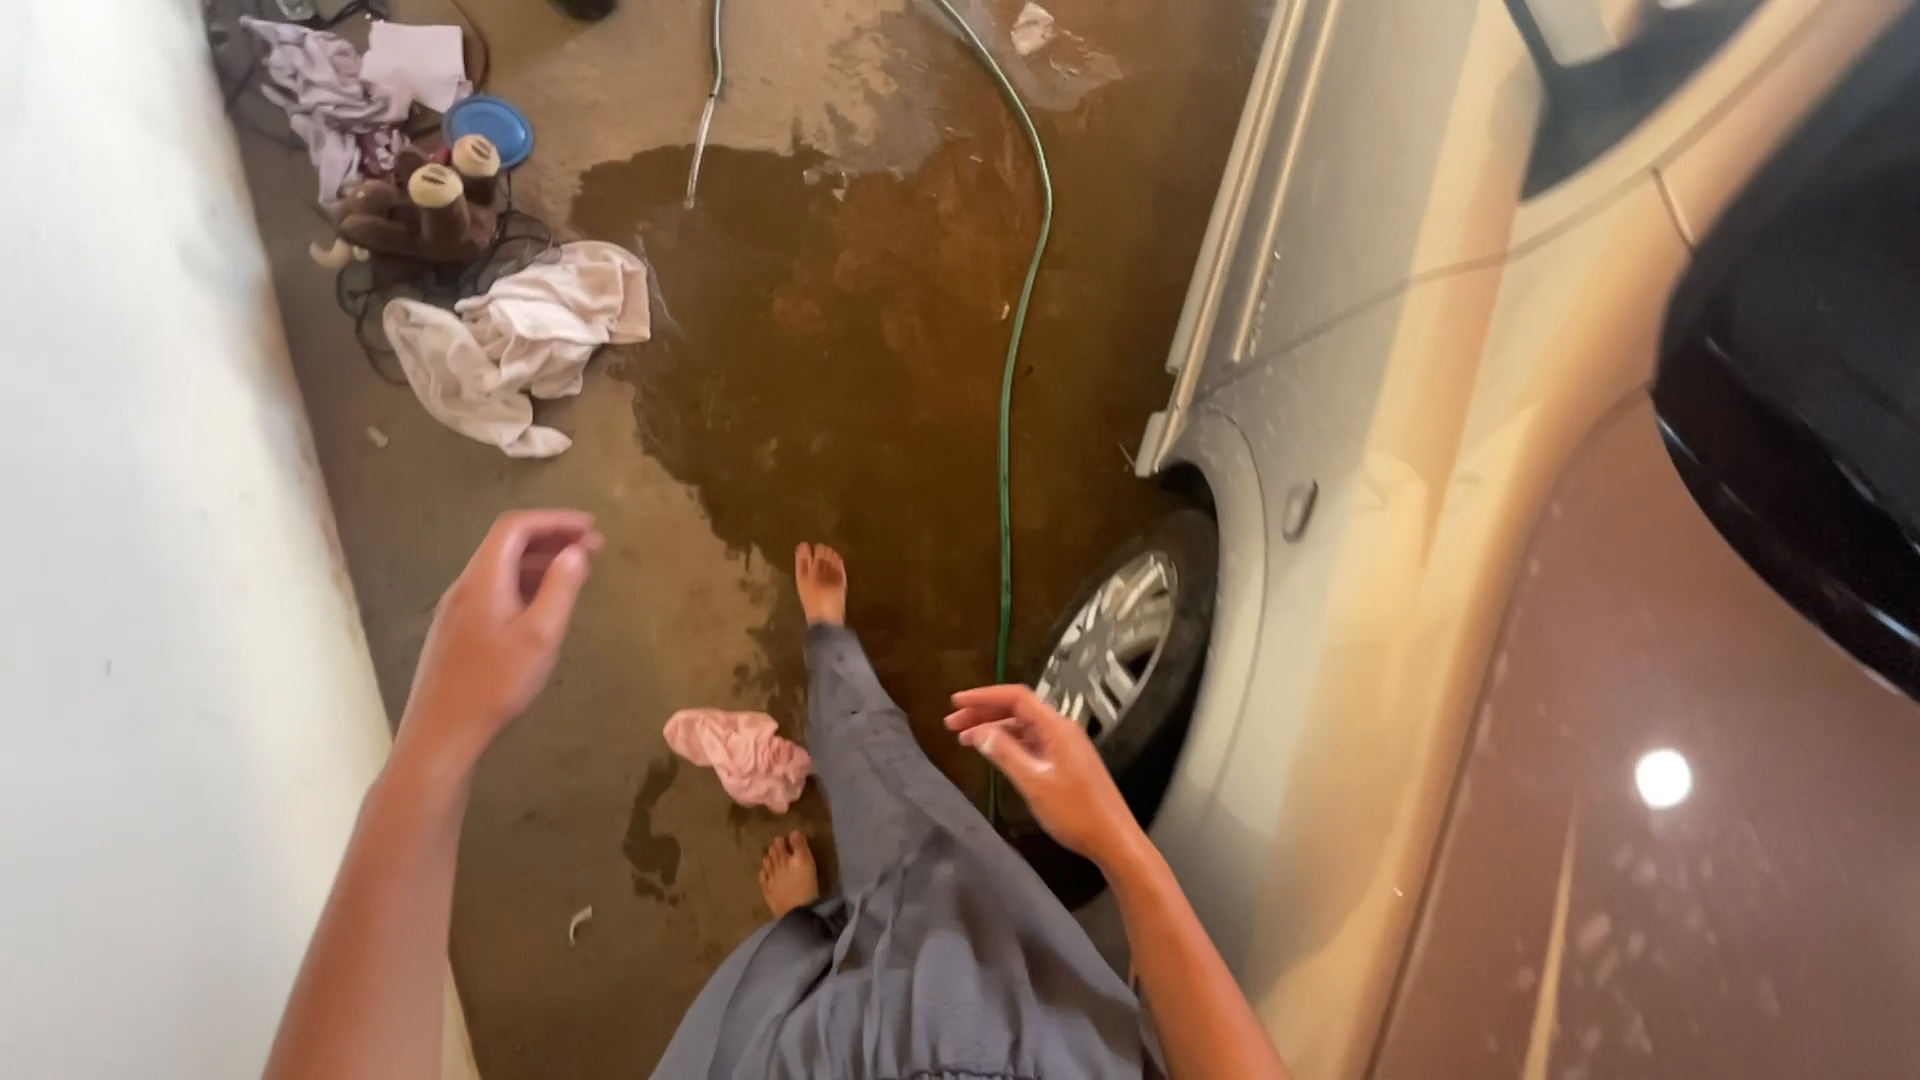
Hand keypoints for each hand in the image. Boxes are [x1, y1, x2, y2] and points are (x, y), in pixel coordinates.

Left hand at [396, 510, 602, 772]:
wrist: (443, 733)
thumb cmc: (496, 683)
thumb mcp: (541, 635)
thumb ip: (561, 588)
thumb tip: (577, 552)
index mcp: (483, 581)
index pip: (515, 528)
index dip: (555, 520)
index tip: (591, 528)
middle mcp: (466, 586)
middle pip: (507, 543)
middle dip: (553, 537)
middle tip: (595, 547)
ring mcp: (459, 608)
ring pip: (503, 567)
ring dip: (543, 560)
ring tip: (580, 570)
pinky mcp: (460, 629)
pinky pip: (498, 588)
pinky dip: (529, 581)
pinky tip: (549, 600)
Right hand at [945, 685, 1145, 868]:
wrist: (1113, 839)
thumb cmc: (1075, 812)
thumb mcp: (1034, 783)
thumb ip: (1005, 754)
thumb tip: (980, 732)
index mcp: (1055, 727)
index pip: (1016, 697)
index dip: (984, 696)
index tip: (956, 702)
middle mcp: (1060, 728)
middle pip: (1017, 709)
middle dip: (984, 711)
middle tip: (952, 723)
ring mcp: (1063, 744)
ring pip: (1023, 726)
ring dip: (993, 728)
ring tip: (964, 739)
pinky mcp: (1064, 760)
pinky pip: (1030, 741)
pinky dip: (1008, 742)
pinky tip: (992, 752)